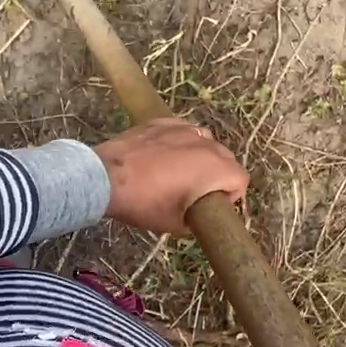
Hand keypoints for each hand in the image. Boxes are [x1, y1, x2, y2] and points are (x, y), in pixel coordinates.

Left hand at [93, 119, 248, 234]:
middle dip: (218, 176)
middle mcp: (205, 142)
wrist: (105, 178)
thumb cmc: (143, 203)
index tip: (211, 206)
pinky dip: (179, 143)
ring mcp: (182, 128)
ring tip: (178, 173)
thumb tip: (200, 218)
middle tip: (195, 193)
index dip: (230, 196)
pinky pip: (181, 131)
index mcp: (215, 167)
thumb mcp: (175, 225)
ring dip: (199, 157)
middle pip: (226, 158)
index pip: (241, 180)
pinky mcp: (161, 121)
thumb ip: (198, 221)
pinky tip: (161, 157)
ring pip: (204, 141)